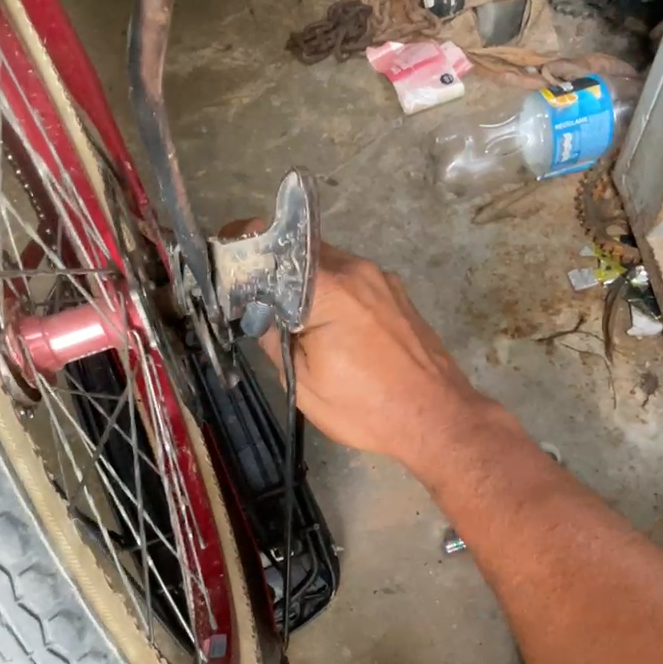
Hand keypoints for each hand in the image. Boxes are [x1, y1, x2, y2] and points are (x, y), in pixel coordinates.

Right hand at [239, 232, 505, 471]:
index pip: (274, 245)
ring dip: (305, 284)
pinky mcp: (397, 294)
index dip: (244, 246)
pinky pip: (353, 281)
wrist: (437, 418)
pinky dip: (332, 293)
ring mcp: (382, 280)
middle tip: (255, 299)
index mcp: (329, 290)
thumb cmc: (368, 409)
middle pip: (301, 250)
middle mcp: (358, 271)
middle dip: (274, 268)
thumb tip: (259, 315)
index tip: (225, 259)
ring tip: (292, 320)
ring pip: (329, 265)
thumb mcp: (305, 385)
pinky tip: (328, 327)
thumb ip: (276, 340)